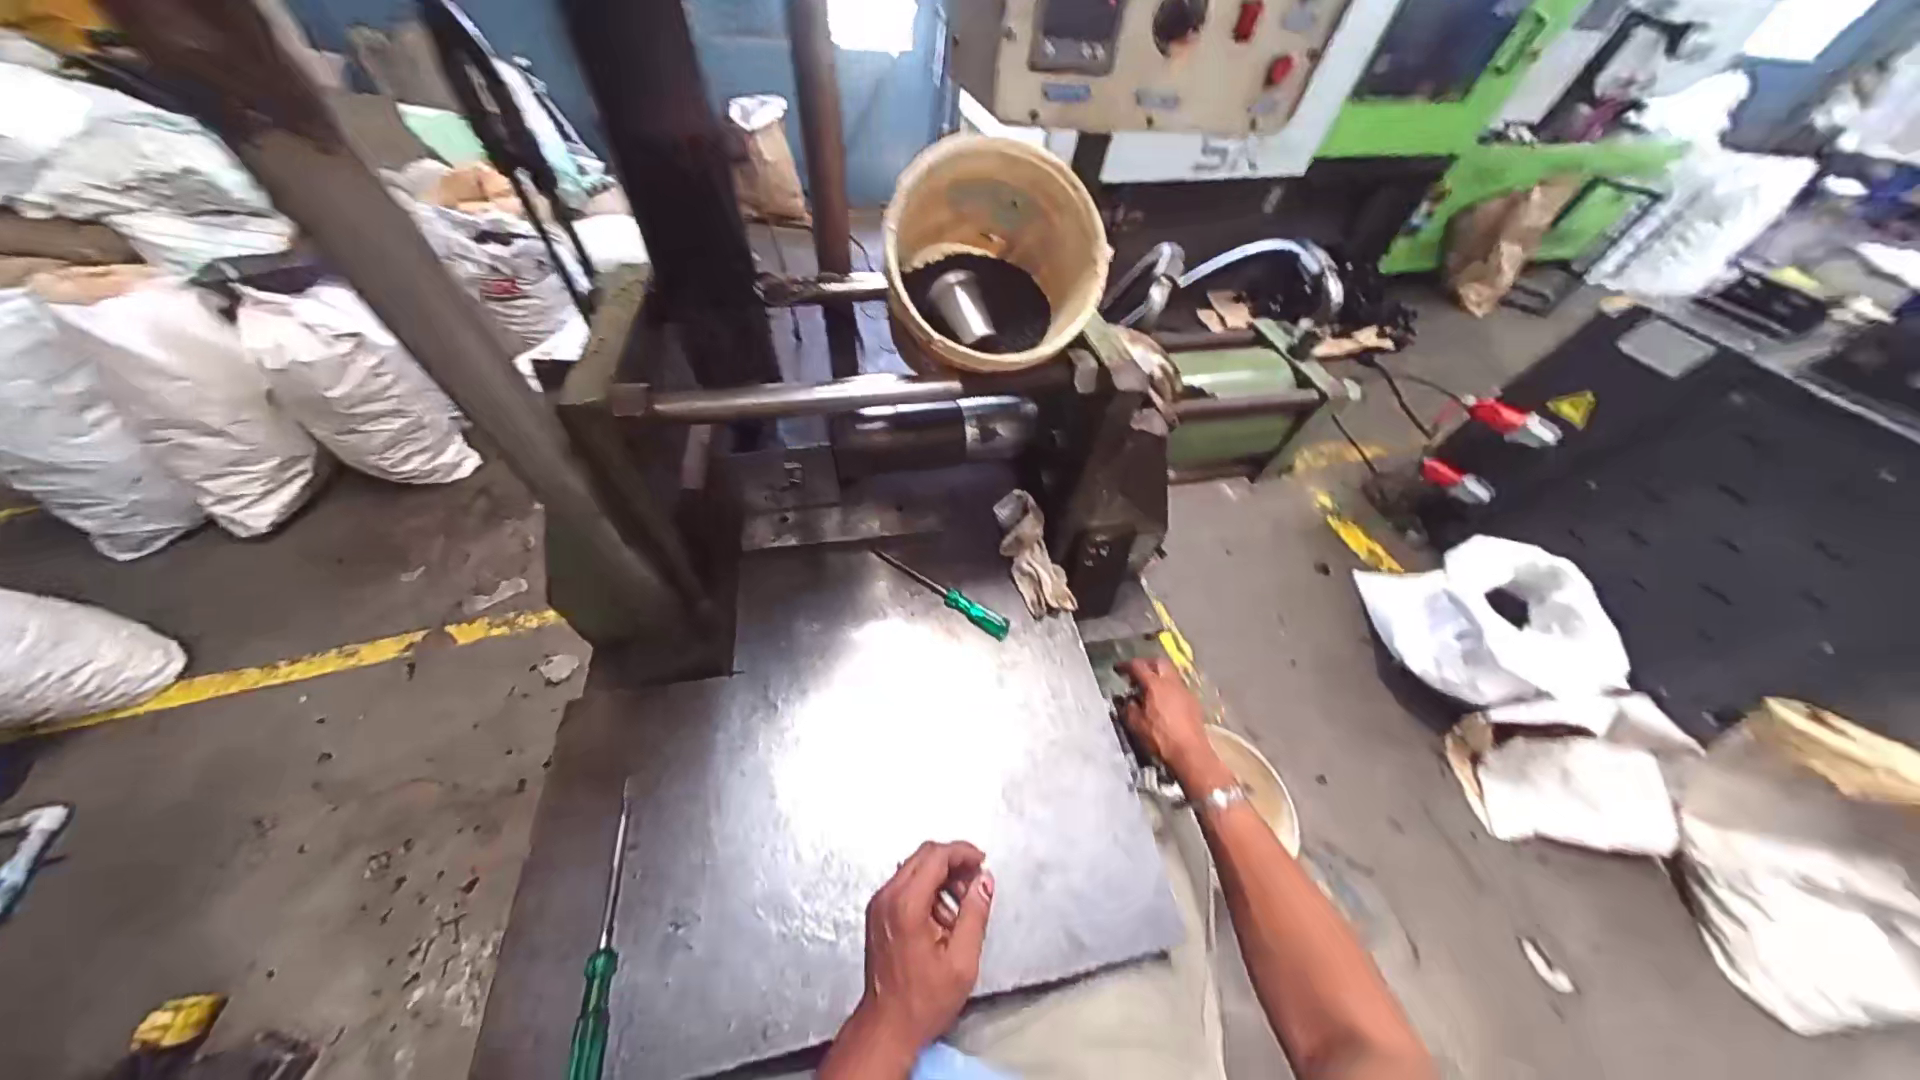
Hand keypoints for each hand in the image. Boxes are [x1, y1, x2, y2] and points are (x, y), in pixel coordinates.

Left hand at [822, 841, 993, 1078]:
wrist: (885, 1027)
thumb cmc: (925, 1000)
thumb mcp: (962, 961)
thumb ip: (975, 914)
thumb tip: (984, 879)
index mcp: (906, 904)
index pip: (936, 856)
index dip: (962, 852)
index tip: (982, 861)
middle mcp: (887, 896)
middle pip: (923, 855)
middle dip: (953, 862)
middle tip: (975, 882)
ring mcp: (879, 903)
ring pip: (914, 867)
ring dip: (941, 876)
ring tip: (962, 906)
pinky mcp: (877, 913)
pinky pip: (905, 884)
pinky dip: (927, 888)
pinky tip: (942, 916)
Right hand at [1118, 657, 1230, 792]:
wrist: (1191, 753)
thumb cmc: (1160, 739)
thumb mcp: (1135, 724)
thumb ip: (1128, 707)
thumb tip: (1127, 699)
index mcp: (1154, 685)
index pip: (1138, 666)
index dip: (1126, 665)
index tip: (1118, 669)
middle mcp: (1171, 683)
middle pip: (1159, 662)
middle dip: (1146, 663)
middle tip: (1136, 672)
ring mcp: (1185, 691)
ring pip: (1171, 673)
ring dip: (1159, 675)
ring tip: (1149, 687)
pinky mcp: (1193, 702)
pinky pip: (1178, 686)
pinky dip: (1168, 687)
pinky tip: (1163, 701)